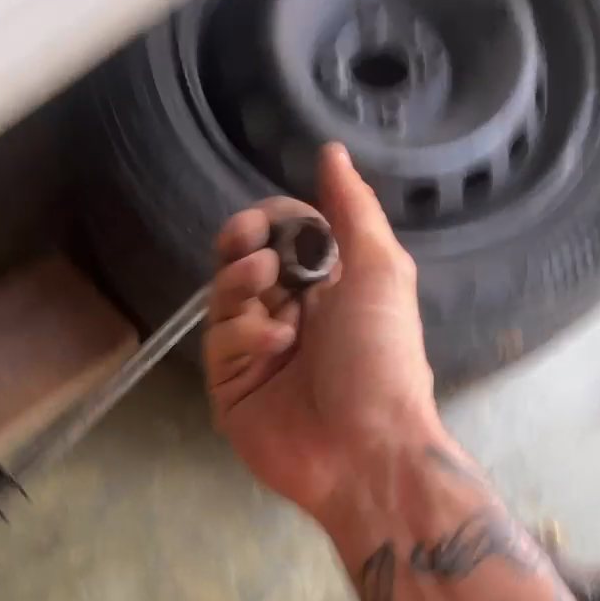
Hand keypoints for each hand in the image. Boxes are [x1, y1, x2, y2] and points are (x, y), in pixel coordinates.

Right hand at [203, 143, 438, 518]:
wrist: (366, 448)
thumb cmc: (381, 358)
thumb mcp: (380, 271)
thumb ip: (351, 210)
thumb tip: (330, 152)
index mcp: (326, 287)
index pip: (282, 237)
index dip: (269, 220)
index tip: (267, 220)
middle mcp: (287, 315)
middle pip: (242, 263)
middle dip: (242, 245)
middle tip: (247, 242)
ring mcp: (255, 353)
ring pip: (223, 300)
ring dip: (240, 284)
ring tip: (266, 286)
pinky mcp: (230, 388)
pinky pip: (218, 346)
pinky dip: (242, 337)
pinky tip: (274, 345)